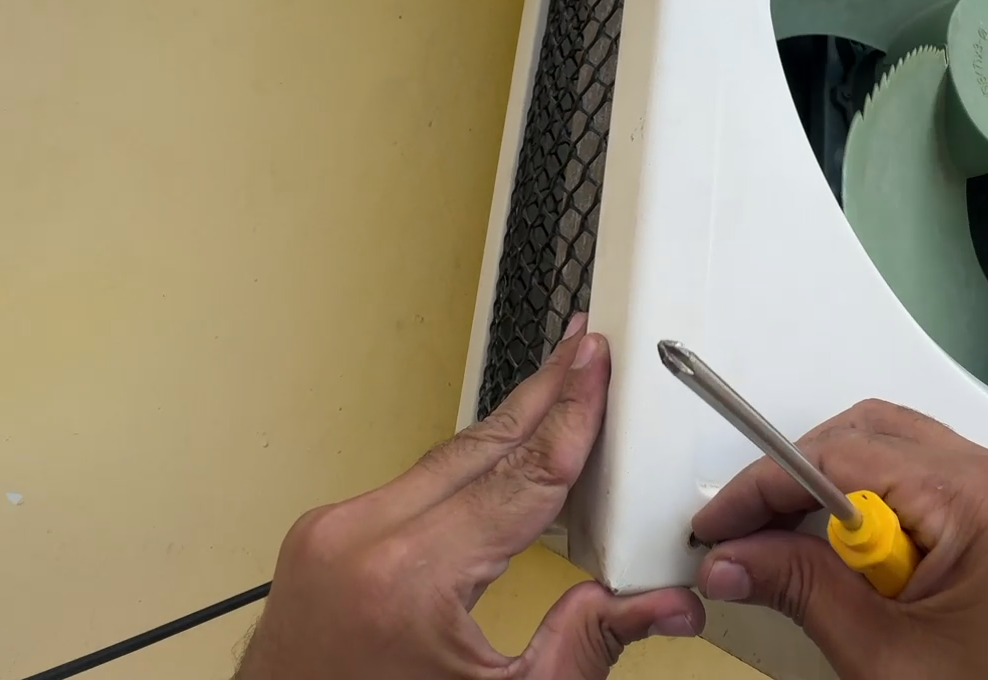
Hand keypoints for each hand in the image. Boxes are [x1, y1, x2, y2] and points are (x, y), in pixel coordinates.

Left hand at [237, 315, 704, 679]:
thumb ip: (586, 646)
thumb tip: (661, 605)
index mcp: (407, 580)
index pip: (521, 473)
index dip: (571, 413)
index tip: (596, 361)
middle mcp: (360, 537)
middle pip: (483, 440)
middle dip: (545, 386)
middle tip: (583, 341)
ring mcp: (335, 528)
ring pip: (450, 451)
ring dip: (511, 417)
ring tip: (557, 377)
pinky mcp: (326, 531)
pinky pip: (418, 477)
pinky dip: (471, 455)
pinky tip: (504, 438)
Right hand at [692, 400, 987, 679]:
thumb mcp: (893, 666)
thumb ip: (805, 593)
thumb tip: (732, 559)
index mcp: (984, 500)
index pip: (845, 457)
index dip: (768, 482)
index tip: (721, 522)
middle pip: (873, 434)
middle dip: (803, 475)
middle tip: (754, 531)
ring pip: (901, 453)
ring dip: (843, 492)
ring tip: (810, 556)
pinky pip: (935, 486)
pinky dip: (887, 511)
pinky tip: (870, 566)